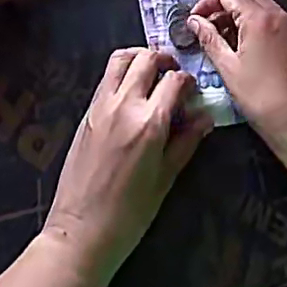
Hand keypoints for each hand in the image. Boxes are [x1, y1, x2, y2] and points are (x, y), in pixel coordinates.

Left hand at [43, 49, 212, 280]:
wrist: (82, 230)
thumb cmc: (130, 214)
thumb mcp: (166, 179)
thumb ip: (186, 142)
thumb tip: (205, 117)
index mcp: (149, 123)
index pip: (174, 81)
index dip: (188, 81)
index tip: (193, 90)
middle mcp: (125, 104)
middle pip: (146, 59)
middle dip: (165, 59)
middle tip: (174, 72)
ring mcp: (102, 104)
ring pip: (121, 59)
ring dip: (139, 57)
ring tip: (151, 70)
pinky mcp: (88, 110)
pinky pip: (107, 77)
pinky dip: (122, 71)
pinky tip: (131, 89)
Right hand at [186, 0, 286, 163]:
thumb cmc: (263, 99)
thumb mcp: (228, 69)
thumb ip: (209, 39)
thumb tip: (194, 21)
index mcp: (259, 18)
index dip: (205, 1)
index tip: (193, 18)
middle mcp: (274, 13)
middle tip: (204, 16)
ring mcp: (283, 22)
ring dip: (233, 5)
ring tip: (214, 30)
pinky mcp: (286, 34)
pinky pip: (263, 11)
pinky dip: (245, 15)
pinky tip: (232, 38)